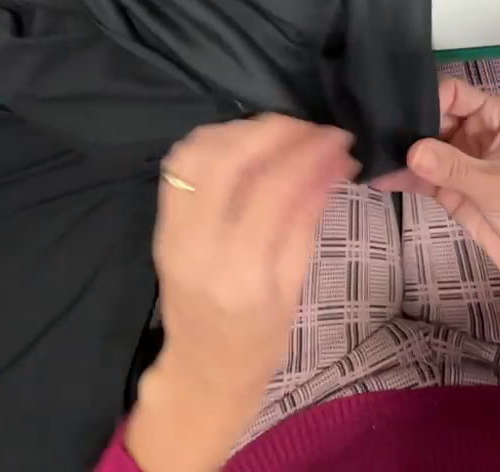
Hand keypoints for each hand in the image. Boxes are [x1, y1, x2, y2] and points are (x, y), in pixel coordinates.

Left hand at [124, 115, 355, 471]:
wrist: (201, 371)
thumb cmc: (259, 339)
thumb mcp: (295, 285)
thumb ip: (307, 216)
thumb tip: (335, 159)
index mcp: (239, 272)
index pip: (273, 187)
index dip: (309, 151)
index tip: (338, 137)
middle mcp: (197, 244)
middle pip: (229, 158)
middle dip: (275, 130)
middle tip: (310, 129)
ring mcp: (171, 230)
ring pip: (199, 151)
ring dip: (243, 130)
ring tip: (280, 134)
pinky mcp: (161, 220)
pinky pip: (180, 161)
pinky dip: (213, 139)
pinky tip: (243, 143)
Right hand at [378, 78, 499, 310]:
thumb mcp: (497, 186)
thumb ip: (453, 168)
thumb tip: (410, 151)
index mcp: (497, 120)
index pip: (457, 94)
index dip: (430, 98)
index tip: (401, 112)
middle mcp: (477, 136)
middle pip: (435, 119)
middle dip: (408, 126)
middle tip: (372, 131)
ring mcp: (463, 165)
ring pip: (426, 149)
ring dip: (401, 153)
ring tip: (368, 153)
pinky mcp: (452, 193)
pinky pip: (423, 178)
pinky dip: (404, 177)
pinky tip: (379, 177)